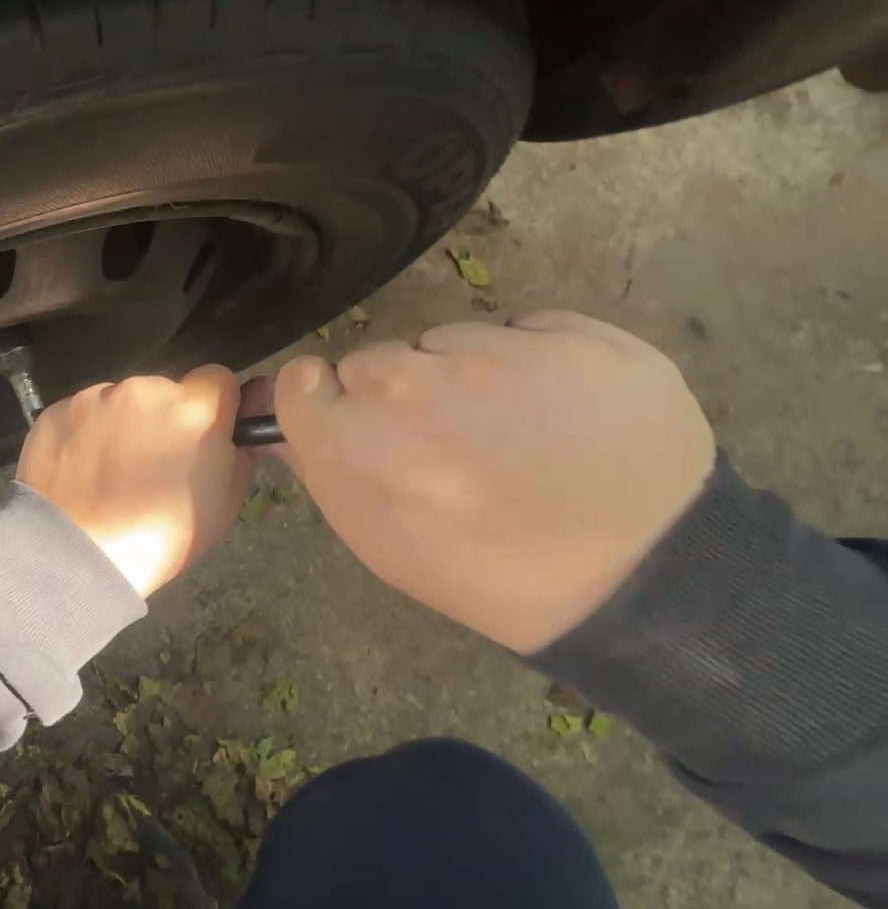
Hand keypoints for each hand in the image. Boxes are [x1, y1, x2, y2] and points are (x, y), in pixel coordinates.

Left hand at [16, 365, 254, 596]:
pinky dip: (84, 435)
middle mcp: (142, 389)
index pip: (217, 379)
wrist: (75, 553)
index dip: (214, 408)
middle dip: (163, 418)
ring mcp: (93, 398)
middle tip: (150, 465)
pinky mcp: (54, 411)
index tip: (201, 438)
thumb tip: (245, 412)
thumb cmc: (160, 537)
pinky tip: (79, 472)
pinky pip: (80, 415)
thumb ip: (239, 448)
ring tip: (109, 473)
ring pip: (119, 401)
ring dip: (122, 424)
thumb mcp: (225, 502)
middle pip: (163, 391)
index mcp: (193, 407)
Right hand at [271, 310, 714, 652]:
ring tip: (511, 430)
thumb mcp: (372, 536)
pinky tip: (558, 411)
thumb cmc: (477, 568)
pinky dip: (532, 361)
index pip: (301, 376)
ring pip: (448, 340)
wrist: (633, 579)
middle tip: (442, 441)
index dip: (326, 403)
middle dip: (393, 392)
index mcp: (350, 437)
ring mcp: (497, 353)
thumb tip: (276, 416)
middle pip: (372, 360)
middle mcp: (409, 383)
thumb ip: (317, 464)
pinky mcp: (578, 335)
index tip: (355, 426)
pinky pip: (525, 329)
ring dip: (463, 374)